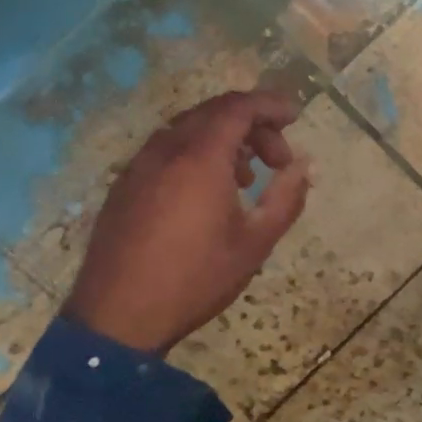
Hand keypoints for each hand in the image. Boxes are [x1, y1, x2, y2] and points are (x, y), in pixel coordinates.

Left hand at [62, 90, 311, 353]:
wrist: (117, 316)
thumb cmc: (195, 279)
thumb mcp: (255, 243)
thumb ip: (286, 197)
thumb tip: (305, 166)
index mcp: (200, 156)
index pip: (239, 107)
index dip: (271, 105)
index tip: (296, 117)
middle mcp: (166, 148)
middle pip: (214, 112)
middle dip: (253, 125)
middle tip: (278, 159)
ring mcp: (140, 165)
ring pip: (188, 129)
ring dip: (224, 140)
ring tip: (246, 178)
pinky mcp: (124, 185)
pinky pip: (167, 150)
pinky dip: (196, 154)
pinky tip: (207, 192)